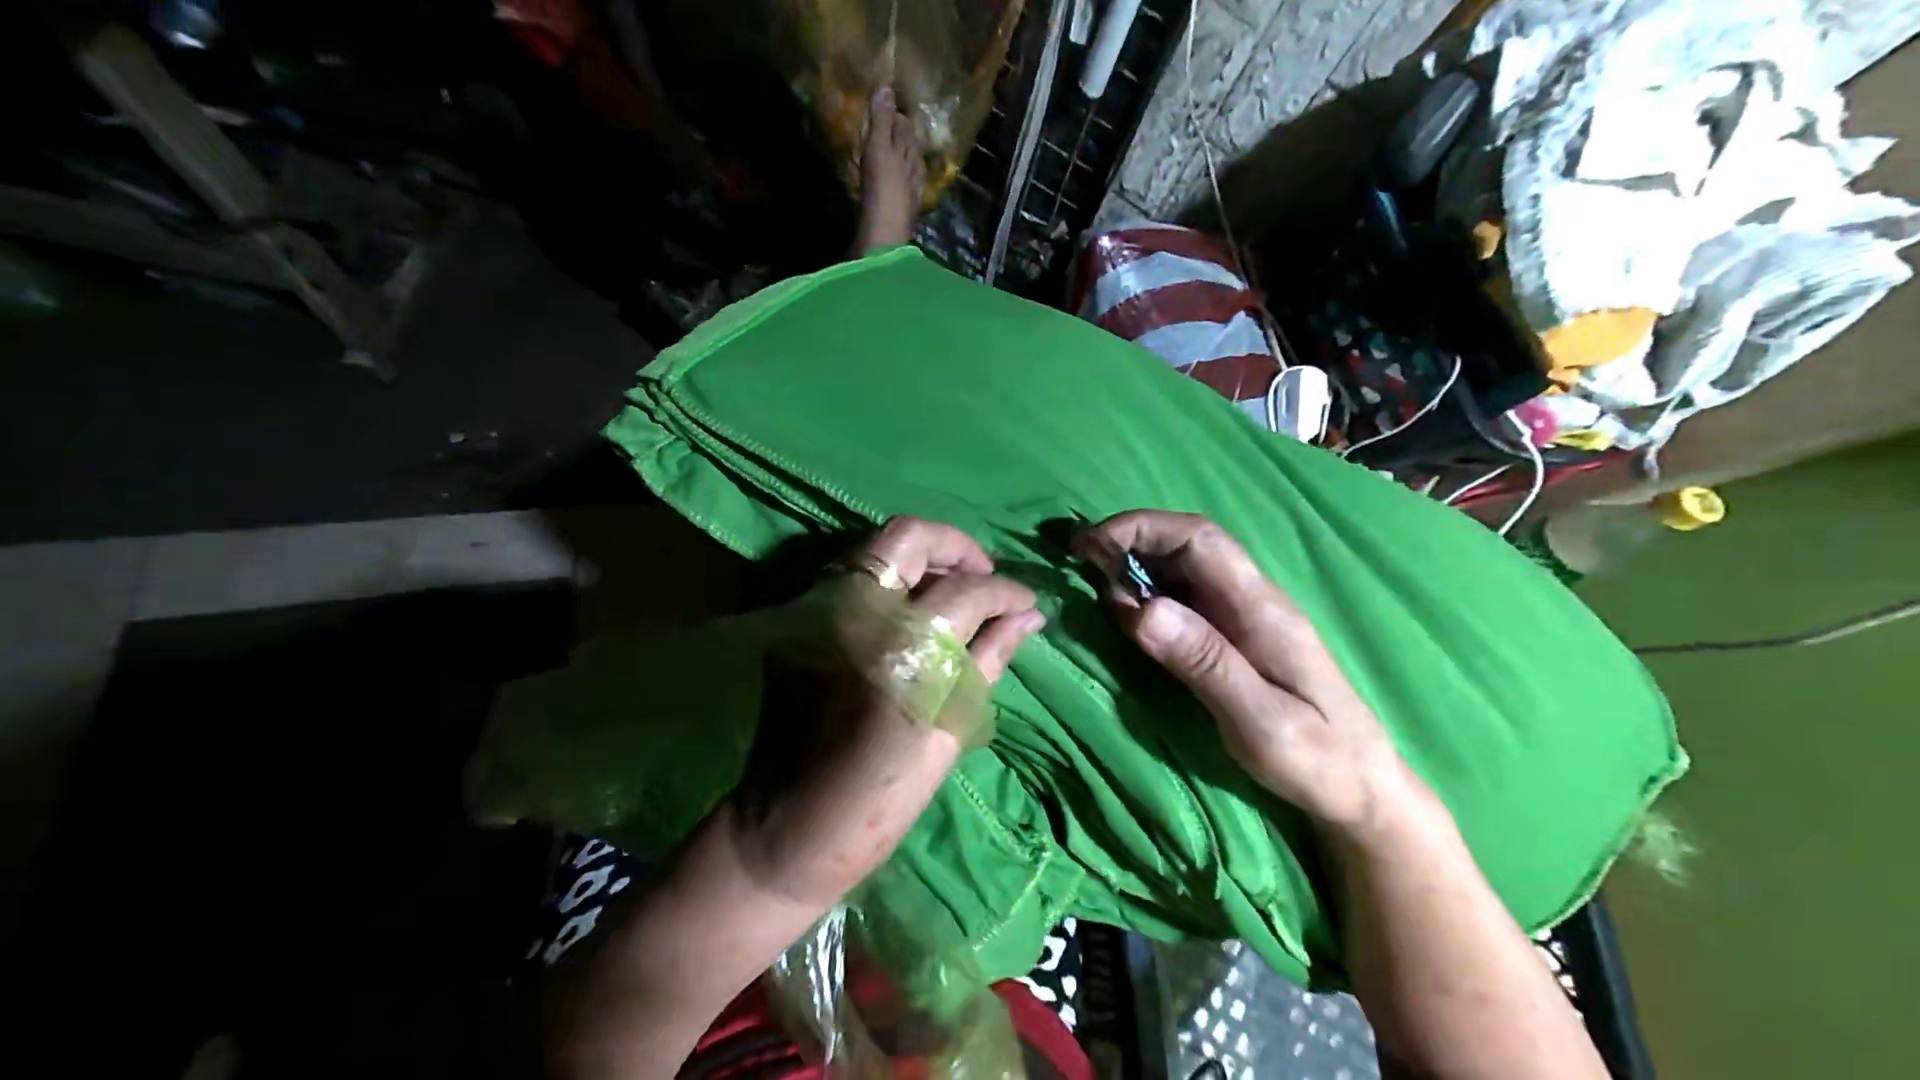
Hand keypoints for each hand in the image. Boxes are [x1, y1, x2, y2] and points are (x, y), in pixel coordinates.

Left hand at [728, 516, 1044, 908]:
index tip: (1025, 601)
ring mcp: (816, 611)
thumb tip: (1029, 615)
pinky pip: (852, 579)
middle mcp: (855, 614)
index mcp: (904, 651)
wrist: (784, 828)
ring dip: (922, 557)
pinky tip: (911, 610)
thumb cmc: (880, 799)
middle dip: (958, 547)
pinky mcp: (796, 621)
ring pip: (875, 548)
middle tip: (984, 576)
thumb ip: (989, 658)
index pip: (967, 591)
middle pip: (910, 536)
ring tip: (953, 588)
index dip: (1007, 592)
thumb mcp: (950, 731)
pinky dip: (890, 581)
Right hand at [1076, 511, 1433, 840]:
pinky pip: (1182, 596)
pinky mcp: (1232, 634)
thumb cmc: (1317, 760)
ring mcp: (1242, 616)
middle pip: (1187, 544)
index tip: (1090, 545)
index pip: (1200, 540)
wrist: (1362, 788)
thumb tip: (1139, 607)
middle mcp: (1251, 599)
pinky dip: (1144, 590)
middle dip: (1129, 539)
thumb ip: (1204, 662)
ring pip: (1182, 567)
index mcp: (1261, 609)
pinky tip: (1121, 607)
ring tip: (1088, 578)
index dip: (1141, 529)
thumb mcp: (1261, 723)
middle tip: (1076, 559)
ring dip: (1133, 562)